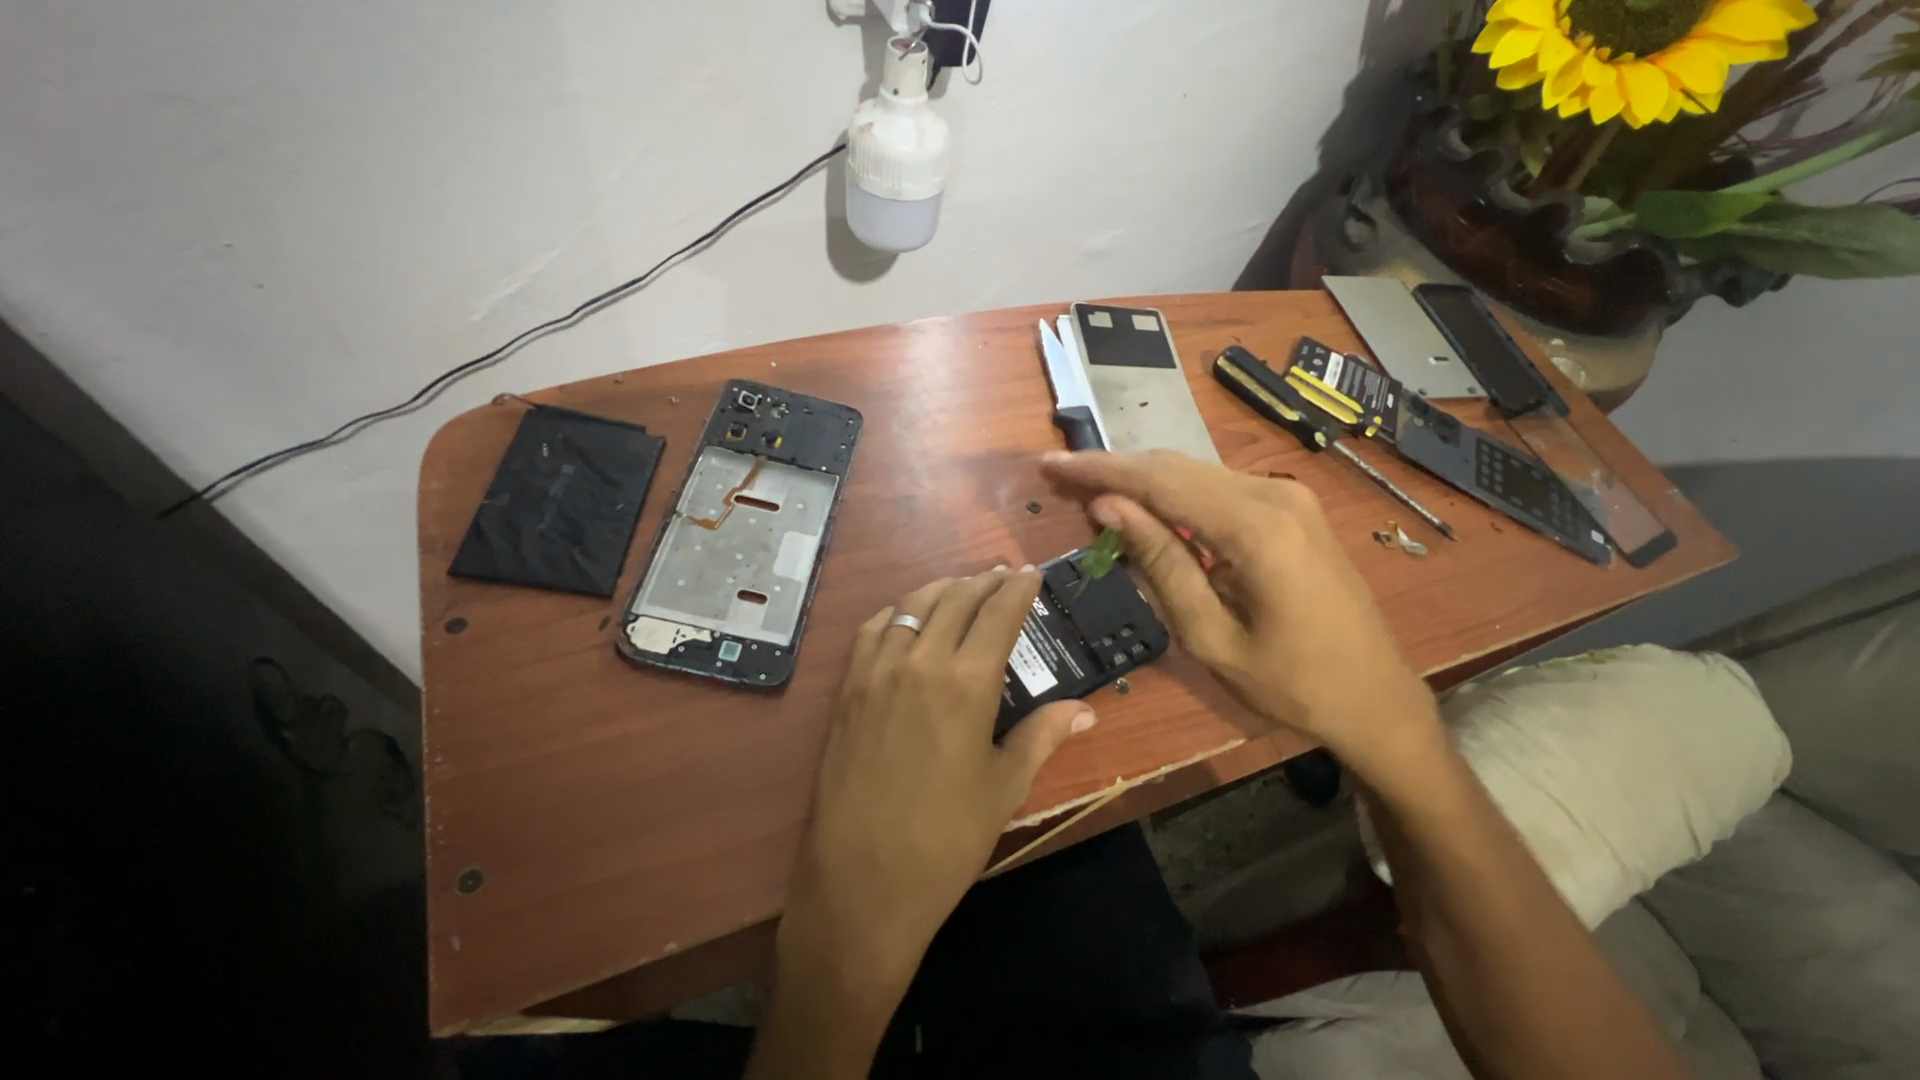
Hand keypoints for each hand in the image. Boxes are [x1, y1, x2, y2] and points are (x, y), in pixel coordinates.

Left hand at [780, 568, 1096, 994]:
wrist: (863, 882)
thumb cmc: (946, 840)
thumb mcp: (1005, 788)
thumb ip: (1042, 737)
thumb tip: (1085, 711)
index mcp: (967, 683)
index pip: (998, 615)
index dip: (1018, 590)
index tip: (1032, 573)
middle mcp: (919, 662)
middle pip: (955, 601)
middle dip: (983, 582)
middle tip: (1002, 575)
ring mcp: (875, 674)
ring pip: (911, 608)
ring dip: (941, 590)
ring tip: (961, 588)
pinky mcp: (846, 692)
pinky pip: (871, 632)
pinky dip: (896, 613)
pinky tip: (906, 619)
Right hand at [1041, 450, 1437, 773]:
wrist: (1375, 698)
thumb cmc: (1292, 684)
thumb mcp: (1211, 636)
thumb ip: (1161, 565)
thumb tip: (1109, 508)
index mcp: (1258, 529)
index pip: (1160, 481)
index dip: (1100, 470)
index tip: (1050, 464)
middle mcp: (1276, 496)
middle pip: (1176, 467)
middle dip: (1113, 468)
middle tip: (1058, 474)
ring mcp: (1290, 499)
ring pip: (1196, 473)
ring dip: (1141, 479)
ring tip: (1087, 488)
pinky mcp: (1293, 510)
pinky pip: (1219, 489)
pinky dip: (1174, 495)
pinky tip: (1142, 505)